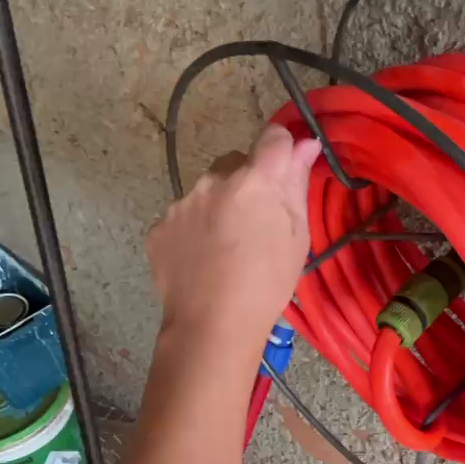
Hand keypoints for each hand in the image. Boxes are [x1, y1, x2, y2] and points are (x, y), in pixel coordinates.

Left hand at [146, 124, 319, 355]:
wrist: (212, 326)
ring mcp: (181, 202)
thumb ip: (297, 185)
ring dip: (218, 208)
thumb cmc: (268, 285)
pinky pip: (183, 218)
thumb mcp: (297, 238)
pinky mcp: (159, 226)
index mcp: (255, 179)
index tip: (287, 171)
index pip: (274, 137)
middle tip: (255, 227)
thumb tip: (305, 145)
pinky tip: (202, 262)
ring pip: (207, 192)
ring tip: (225, 251)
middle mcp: (214, 179)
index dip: (284, 150)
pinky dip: (193, 232)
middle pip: (237, 164)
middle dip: (248, 184)